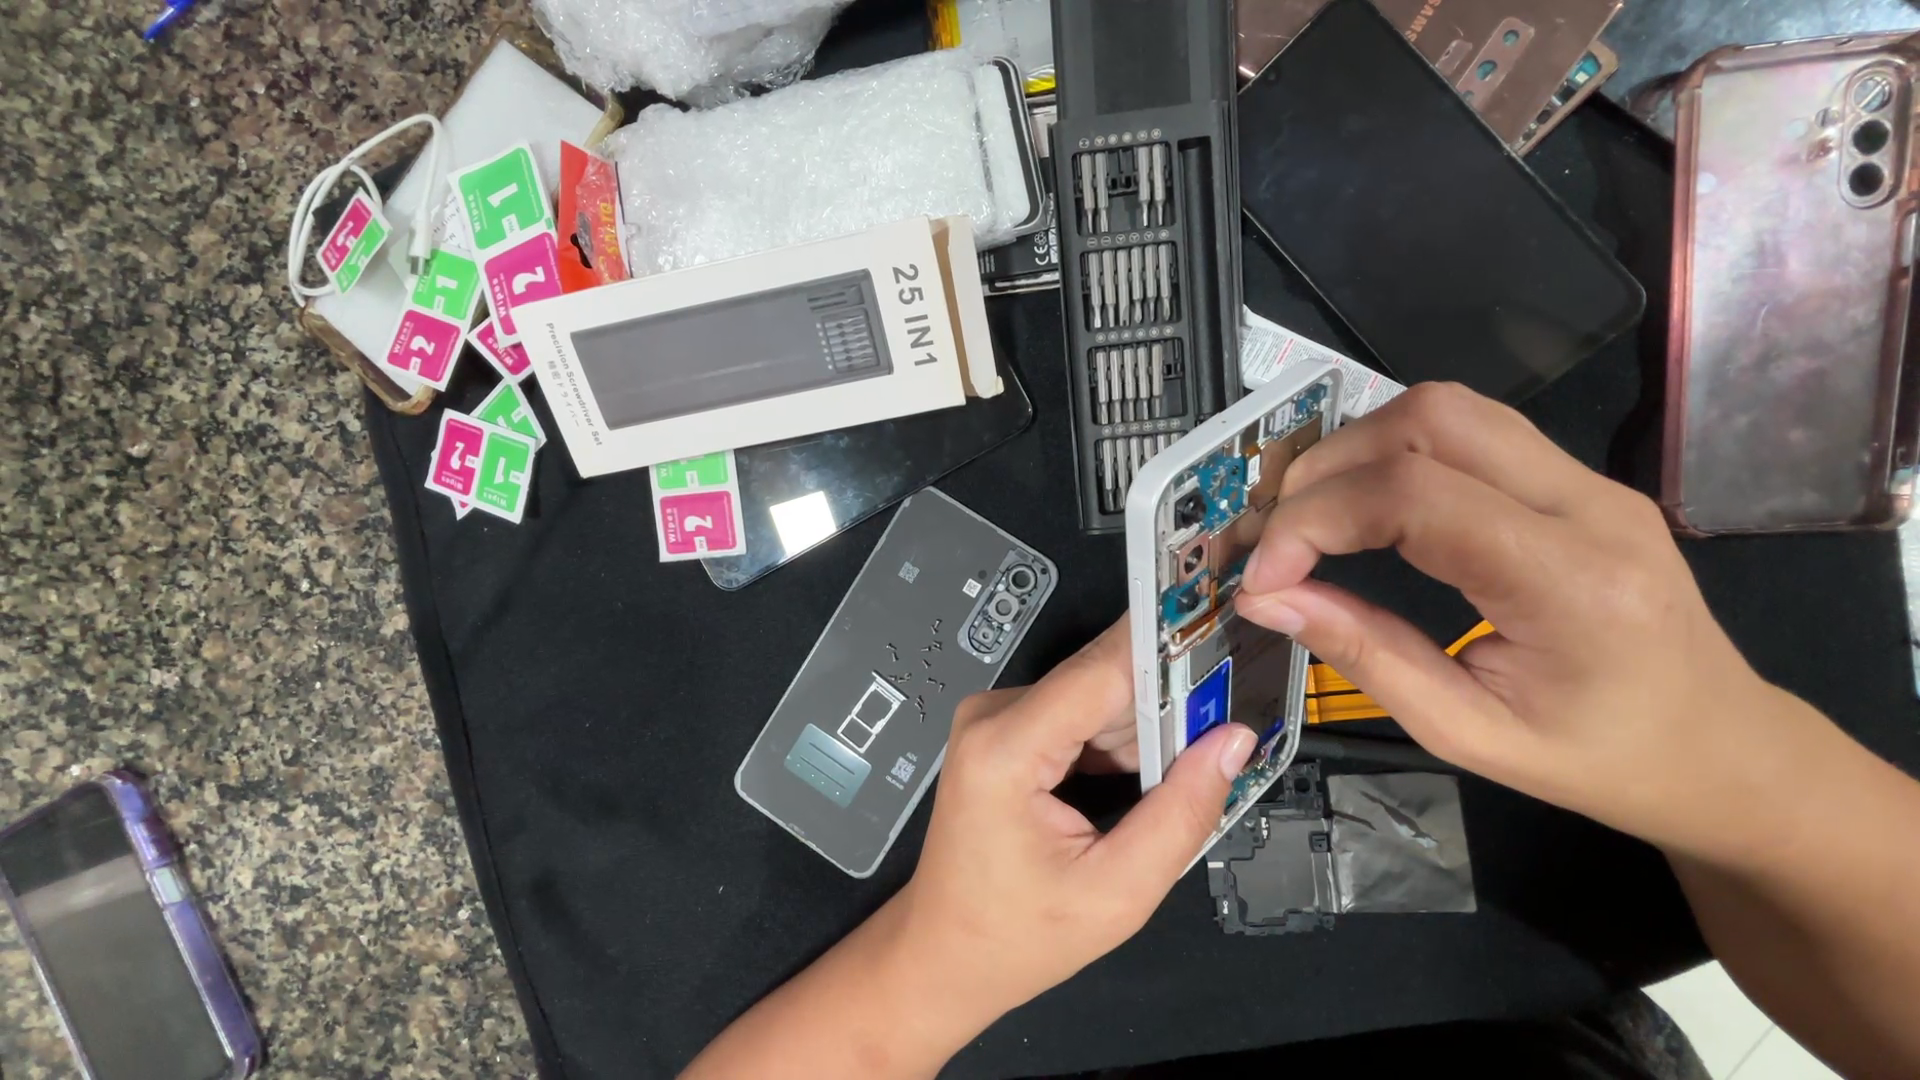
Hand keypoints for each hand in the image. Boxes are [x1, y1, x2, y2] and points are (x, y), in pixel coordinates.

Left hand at [893, 621, 1256, 1027]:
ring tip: (1206, 742)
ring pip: (1096, 695)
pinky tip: (1160, 763)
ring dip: (1150, 720)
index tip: (1224, 620)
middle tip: (1238, 702)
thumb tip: (1233, 742)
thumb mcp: (1116, 892)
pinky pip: (1080, 715)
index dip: (1166, 644)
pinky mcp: (1008, 732)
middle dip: (1171, 692)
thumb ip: (1181, 814)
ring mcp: (997, 719)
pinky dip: (1122, 736)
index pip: (1101, 670)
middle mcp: (993, 715)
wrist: (946, 952)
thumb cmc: (1018, 936)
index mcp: (1006, 747)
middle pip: (1101, 678)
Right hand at [1233, 383, 1814, 858]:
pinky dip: (1389, 451)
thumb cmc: (1600, 761)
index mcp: (1571, 582)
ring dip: (1354, 450)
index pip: (1413, 496)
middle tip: (1279, 538)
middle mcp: (1587, 505)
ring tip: (1311, 516)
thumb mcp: (1466, 732)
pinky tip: (1363, 501)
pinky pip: (1463, 428)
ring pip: (1443, 407)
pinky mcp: (1570, 477)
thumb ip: (1363, 653)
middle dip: (1325, 469)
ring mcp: (1585, 480)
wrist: (1725, 750)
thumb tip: (1265, 599)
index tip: (1263, 578)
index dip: (1313, 521)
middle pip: (1427, 420)